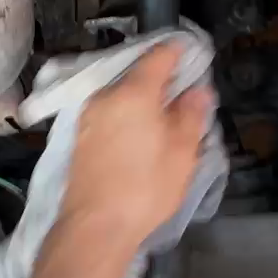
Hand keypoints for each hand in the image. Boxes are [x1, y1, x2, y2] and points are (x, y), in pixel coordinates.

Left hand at [59, 44, 211, 252]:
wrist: (95, 226)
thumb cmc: (145, 189)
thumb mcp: (182, 153)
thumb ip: (191, 115)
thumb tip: (198, 91)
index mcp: (133, 93)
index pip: (157, 57)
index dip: (177, 51)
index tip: (191, 52)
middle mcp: (105, 96)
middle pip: (136, 75)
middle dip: (160, 78)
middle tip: (183, 88)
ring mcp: (87, 116)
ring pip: (120, 95)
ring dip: (141, 97)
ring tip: (164, 113)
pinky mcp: (79, 136)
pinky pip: (108, 112)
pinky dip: (125, 113)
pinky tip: (139, 132)